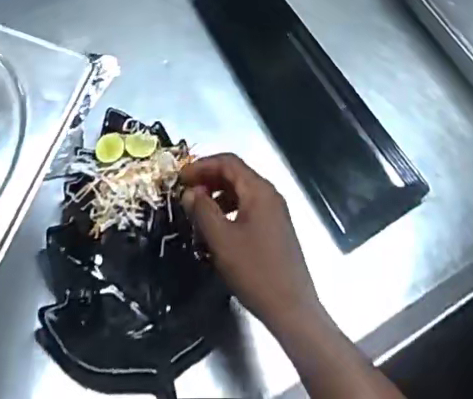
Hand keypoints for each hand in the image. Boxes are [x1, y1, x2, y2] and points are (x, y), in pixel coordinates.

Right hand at [179, 153, 324, 335]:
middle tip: (186, 192)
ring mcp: (276, 212)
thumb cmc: (255, 271)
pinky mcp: (276, 229)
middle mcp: (270, 194)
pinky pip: (249, 207)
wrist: (292, 309)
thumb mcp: (221, 240)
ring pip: (242, 192)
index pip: (228, 162)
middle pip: (236, 174)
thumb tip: (190, 192)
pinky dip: (230, 209)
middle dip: (209, 179)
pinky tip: (219, 228)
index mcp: (259, 190)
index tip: (180, 178)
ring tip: (199, 211)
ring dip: (219, 195)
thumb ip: (203, 210)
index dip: (202, 165)